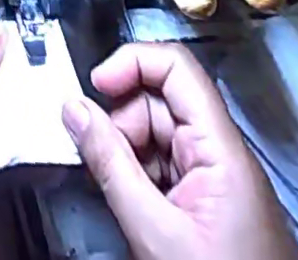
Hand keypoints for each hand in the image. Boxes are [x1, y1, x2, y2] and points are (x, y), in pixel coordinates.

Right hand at [61, 43, 297, 259]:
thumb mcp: (155, 233)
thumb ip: (111, 167)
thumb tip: (76, 111)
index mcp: (221, 147)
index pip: (177, 68)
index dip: (133, 63)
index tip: (96, 85)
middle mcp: (220, 150)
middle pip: (162, 98)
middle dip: (122, 116)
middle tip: (98, 153)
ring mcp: (212, 174)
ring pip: (158, 131)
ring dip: (127, 148)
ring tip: (115, 187)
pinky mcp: (203, 197)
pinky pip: (162, 162)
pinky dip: (137, 172)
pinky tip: (129, 201)